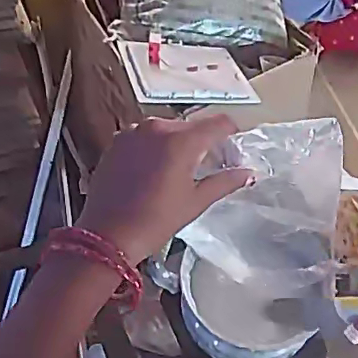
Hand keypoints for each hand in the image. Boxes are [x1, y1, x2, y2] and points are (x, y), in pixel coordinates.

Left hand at [75, 113, 252, 263]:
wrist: (108, 234)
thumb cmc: (157, 220)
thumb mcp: (196, 201)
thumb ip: (225, 181)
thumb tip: (249, 173)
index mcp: (182, 140)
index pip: (218, 123)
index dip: (231, 133)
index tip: (233, 150)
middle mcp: (157, 127)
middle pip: (191, 126)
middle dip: (203, 142)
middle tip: (208, 166)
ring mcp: (133, 132)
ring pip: (167, 130)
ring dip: (178, 144)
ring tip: (179, 170)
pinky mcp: (116, 142)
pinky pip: (145, 137)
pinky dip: (155, 148)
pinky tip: (154, 171)